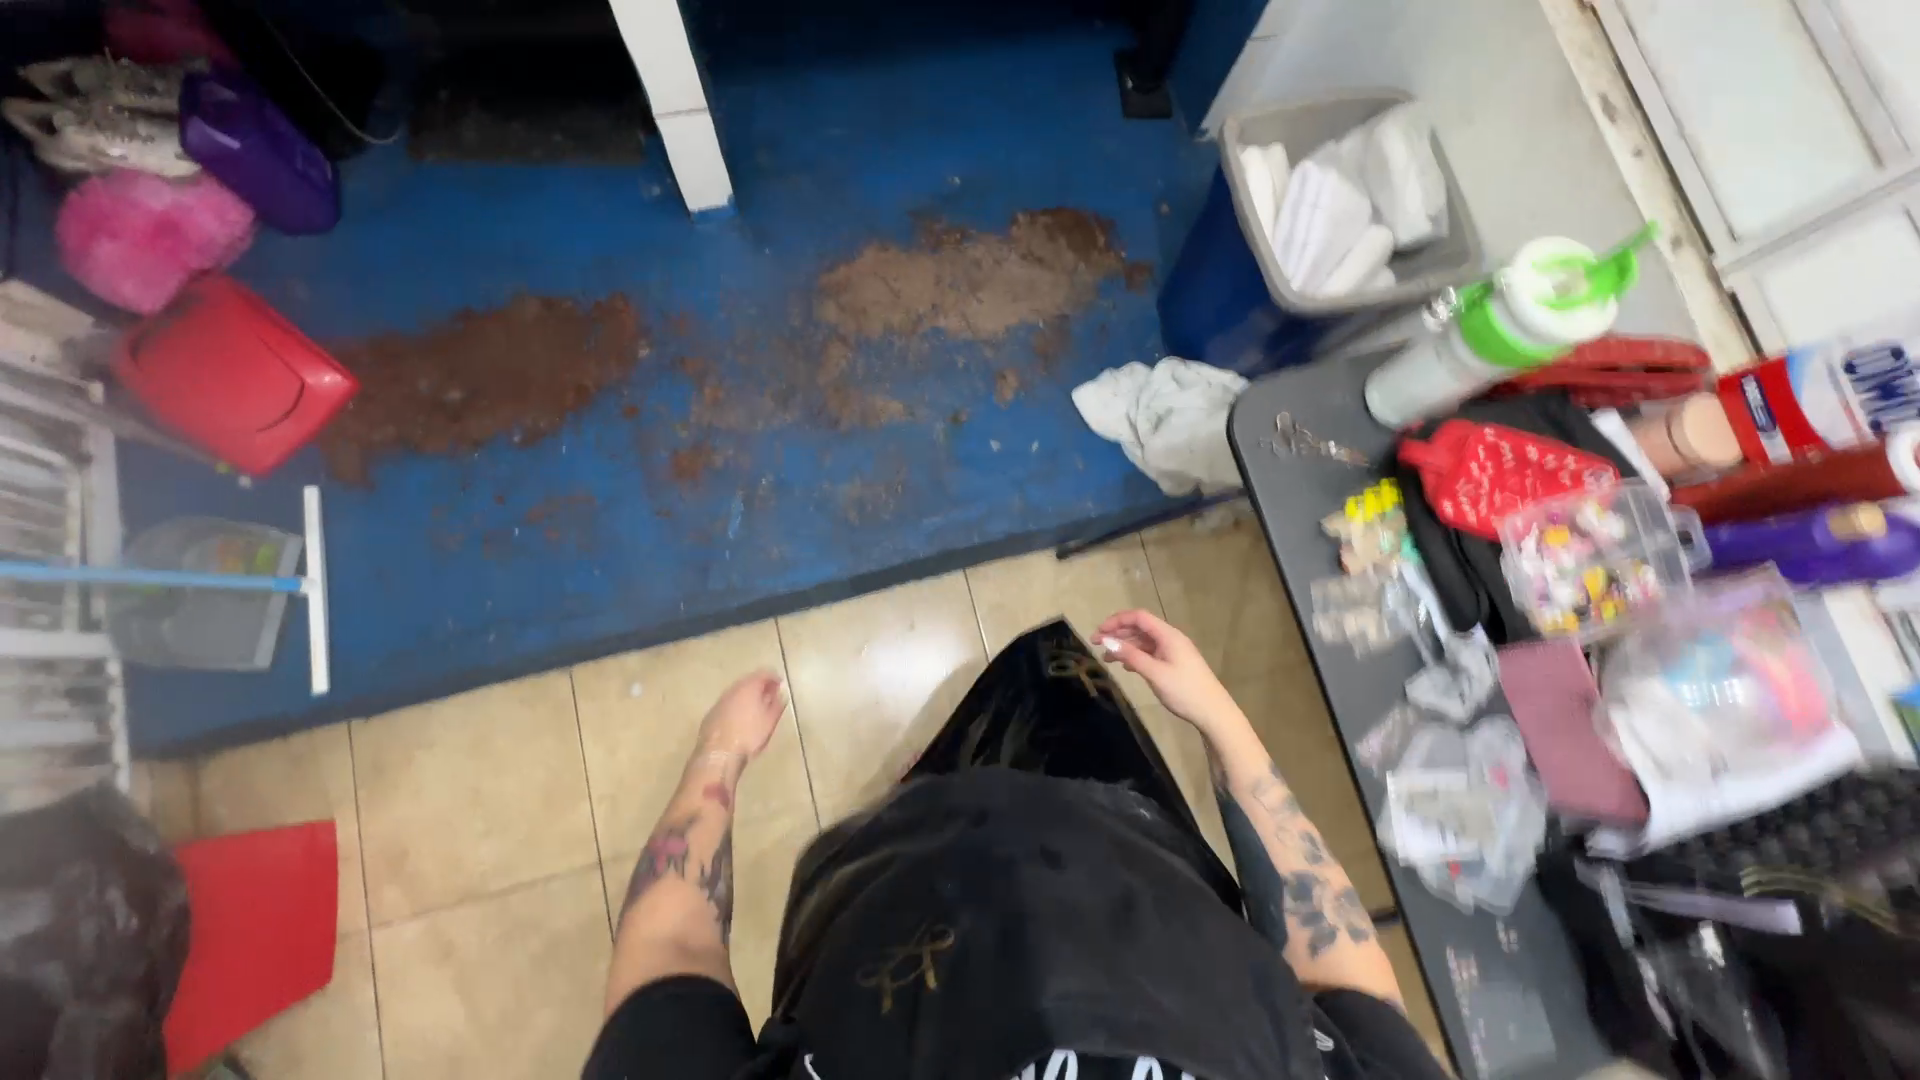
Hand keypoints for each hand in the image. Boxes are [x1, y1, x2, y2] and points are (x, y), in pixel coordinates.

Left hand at [696, 670, 787, 761]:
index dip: (774, 677)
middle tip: (769, 695)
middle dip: (759, 686)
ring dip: (746, 696)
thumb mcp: (770, 721)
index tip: (780, 684)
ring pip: (736, 693)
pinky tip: (739, 719)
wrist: (719, 754)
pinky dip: (735, 706)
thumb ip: (777, 704)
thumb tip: (780, 693)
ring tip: (756, 708)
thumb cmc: (749, 736)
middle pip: (748, 681)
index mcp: (749, 688)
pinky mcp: (711, 714)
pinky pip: (727, 704)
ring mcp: (719, 702)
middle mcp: (732, 690)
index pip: (763, 673)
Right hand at [1096, 610, 1245, 738]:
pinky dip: (1136, 656)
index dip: (1117, 621)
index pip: (1139, 617)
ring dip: (1125, 646)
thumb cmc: (1185, 691)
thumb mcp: (1155, 673)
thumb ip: (1131, 656)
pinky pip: (1151, 653)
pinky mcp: (1175, 664)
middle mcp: (1171, 639)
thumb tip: (1107, 641)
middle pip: (1140, 628)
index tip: (1099, 633)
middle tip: (1096, 644)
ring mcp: (1174, 652)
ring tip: (1106, 658)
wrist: (1214, 713)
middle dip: (1117, 633)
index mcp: (1168, 636)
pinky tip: (1126, 667)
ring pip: (1144, 642)